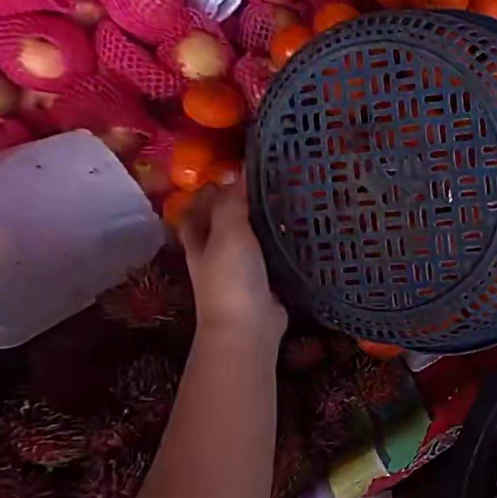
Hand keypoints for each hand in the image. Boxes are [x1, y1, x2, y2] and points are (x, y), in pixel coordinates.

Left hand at [178, 181, 286, 345]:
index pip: (196, 211)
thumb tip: (238, 170)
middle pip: (223, 225)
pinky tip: (300, 234)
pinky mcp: (265, 284)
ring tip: (288, 202)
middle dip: (238, 206)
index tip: (232, 173)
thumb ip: (232, 202)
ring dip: (264, 224)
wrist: (248, 327)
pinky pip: (273, 258)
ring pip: (250, 240)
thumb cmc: (231, 278)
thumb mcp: (229, 233)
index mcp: (199, 242)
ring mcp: (241, 272)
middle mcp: (216, 256)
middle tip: (266, 185)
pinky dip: (283, 246)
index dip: (207, 193)